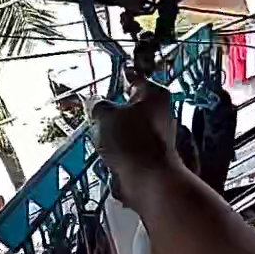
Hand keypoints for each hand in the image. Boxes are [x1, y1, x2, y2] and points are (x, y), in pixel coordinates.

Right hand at [92, 75, 185, 213]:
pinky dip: (121, 147)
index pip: (136, 78)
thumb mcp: (105, 116)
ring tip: (101, 136)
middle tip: (98, 112)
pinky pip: (132, 144)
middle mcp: (161, 112)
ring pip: (131, 126)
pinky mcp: (154, 154)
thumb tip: (93, 102)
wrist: (148, 179)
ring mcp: (159, 134)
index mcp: (154, 94)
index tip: (116, 75)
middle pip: (133, 105)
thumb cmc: (129, 140)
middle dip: (115, 109)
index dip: (123, 76)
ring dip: (115, 130)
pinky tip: (110, 153)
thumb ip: (97, 105)